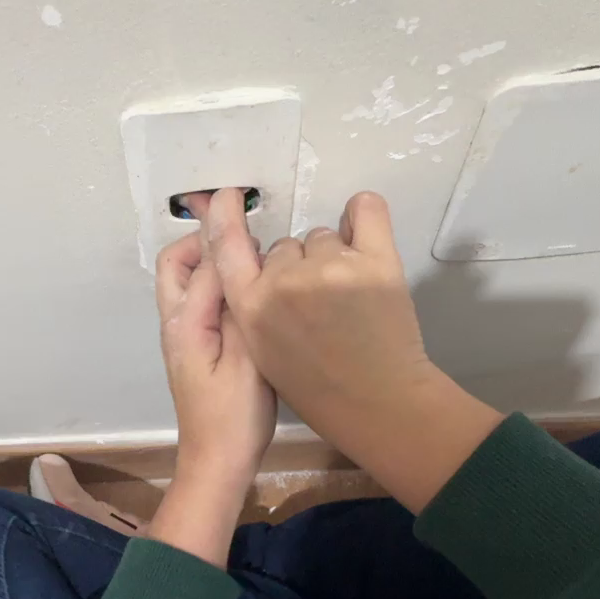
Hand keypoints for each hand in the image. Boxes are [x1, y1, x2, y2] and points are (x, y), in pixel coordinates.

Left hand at [147, 189, 276, 564]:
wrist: (217, 461)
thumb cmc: (235, 416)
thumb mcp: (245, 357)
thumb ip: (237, 304)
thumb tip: (235, 255)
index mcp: (186, 323)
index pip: (200, 260)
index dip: (219, 225)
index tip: (235, 194)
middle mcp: (175, 325)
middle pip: (175, 266)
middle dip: (201, 240)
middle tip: (240, 233)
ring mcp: (181, 339)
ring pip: (184, 284)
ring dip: (208, 261)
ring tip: (249, 257)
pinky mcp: (193, 351)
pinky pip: (197, 303)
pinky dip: (215, 285)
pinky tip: (247, 292)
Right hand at [204, 191, 501, 510]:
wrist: (374, 402)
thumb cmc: (313, 386)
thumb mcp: (261, 351)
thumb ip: (252, 307)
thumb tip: (262, 269)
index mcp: (250, 307)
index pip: (226, 245)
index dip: (224, 216)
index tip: (228, 196)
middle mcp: (283, 281)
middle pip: (286, 247)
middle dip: (298, 266)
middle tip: (318, 305)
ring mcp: (330, 268)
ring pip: (323, 237)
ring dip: (331, 256)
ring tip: (346, 299)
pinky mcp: (375, 261)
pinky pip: (366, 210)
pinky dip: (363, 215)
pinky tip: (364, 234)